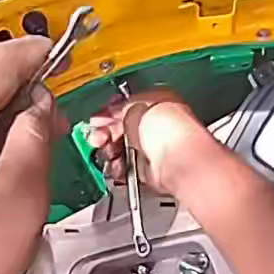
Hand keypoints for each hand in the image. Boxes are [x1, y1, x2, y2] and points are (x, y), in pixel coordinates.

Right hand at [86, 89, 226, 197]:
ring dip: (109, 152)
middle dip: (105, 133)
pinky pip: (126, 168)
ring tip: (108, 152)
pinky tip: (117, 165)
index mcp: (158, 103)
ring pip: (121, 150)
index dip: (108, 113)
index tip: (95, 119)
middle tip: (98, 137)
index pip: (127, 106)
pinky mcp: (150, 171)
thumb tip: (110, 112)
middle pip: (121, 129)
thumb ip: (119, 108)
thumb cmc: (169, 129)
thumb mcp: (135, 107)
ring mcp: (154, 149)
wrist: (177, 160)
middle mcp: (157, 126)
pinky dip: (118, 168)